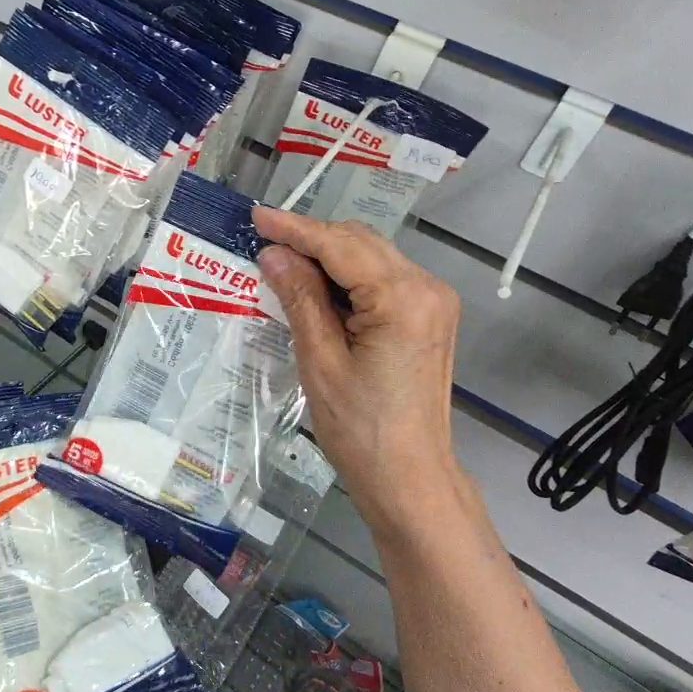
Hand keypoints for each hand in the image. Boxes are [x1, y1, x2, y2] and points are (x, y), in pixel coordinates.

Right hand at [253, 208, 462, 526]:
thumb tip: (274, 255)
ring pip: (373, 258)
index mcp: (403, 298)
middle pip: (361, 244)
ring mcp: (434, 302)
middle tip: (264, 244)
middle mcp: (427, 288)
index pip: (341, 246)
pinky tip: (316, 289)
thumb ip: (300, 299)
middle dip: (312, 239)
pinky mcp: (430, 318)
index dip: (296, 229)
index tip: (258, 216)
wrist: (409, 475)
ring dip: (329, 257)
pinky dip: (348, 278)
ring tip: (283, 264)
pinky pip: (383, 280)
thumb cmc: (360, 428)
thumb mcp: (320, 362)